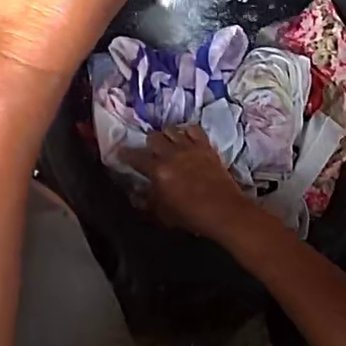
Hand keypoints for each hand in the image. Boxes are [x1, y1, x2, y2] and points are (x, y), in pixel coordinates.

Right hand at [122, 125, 271, 239]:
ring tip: (168, 142)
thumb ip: (148, 201)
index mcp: (158, 171)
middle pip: (153, 137)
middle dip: (149, 142)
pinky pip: (194, 129)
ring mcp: (190, 148)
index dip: (125, 154)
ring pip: (172, 129)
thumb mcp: (163, 213)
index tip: (120, 152)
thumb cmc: (192, 216)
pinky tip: (186, 138)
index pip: (135, 157)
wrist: (224, 211)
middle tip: (150, 150)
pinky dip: (187, 131)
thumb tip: (138, 194)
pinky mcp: (206, 146)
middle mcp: (172, 154)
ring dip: (167, 135)